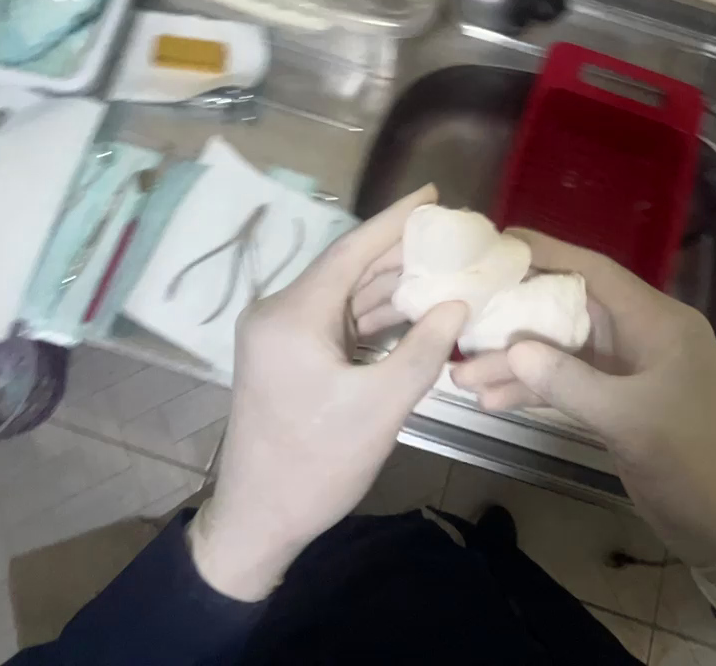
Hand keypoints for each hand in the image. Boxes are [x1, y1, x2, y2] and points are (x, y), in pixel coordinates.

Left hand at [188, 185, 468, 600]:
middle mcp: (279, 312)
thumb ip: (422, 350)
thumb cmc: (316, 465)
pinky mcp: (287, 353)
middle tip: (450, 233)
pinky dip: (372, 315)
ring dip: (388, 285)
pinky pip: (336, 320)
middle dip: (399, 252)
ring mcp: (281, 333)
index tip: (431, 192)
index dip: (394, 220)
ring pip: (343, 295)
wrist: (257, 522)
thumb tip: (457, 304)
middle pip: (348, 268)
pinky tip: (411, 307)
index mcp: (292, 315)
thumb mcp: (380, 409)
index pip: (351, 250)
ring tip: (441, 264)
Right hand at [451, 230, 715, 619]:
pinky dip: (534, 392)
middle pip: (567, 312)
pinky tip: (492, 402)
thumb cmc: (699, 465)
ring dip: (516, 365)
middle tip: (462, 321)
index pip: (595, 272)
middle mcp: (640, 337)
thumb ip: (570, 383)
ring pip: (562, 353)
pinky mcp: (618, 405)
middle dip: (515, 320)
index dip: (547, 252)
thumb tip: (512, 348)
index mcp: (657, 323)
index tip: (497, 242)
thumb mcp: (633, 422)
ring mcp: (628, 372)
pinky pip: (567, 386)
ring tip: (461, 379)